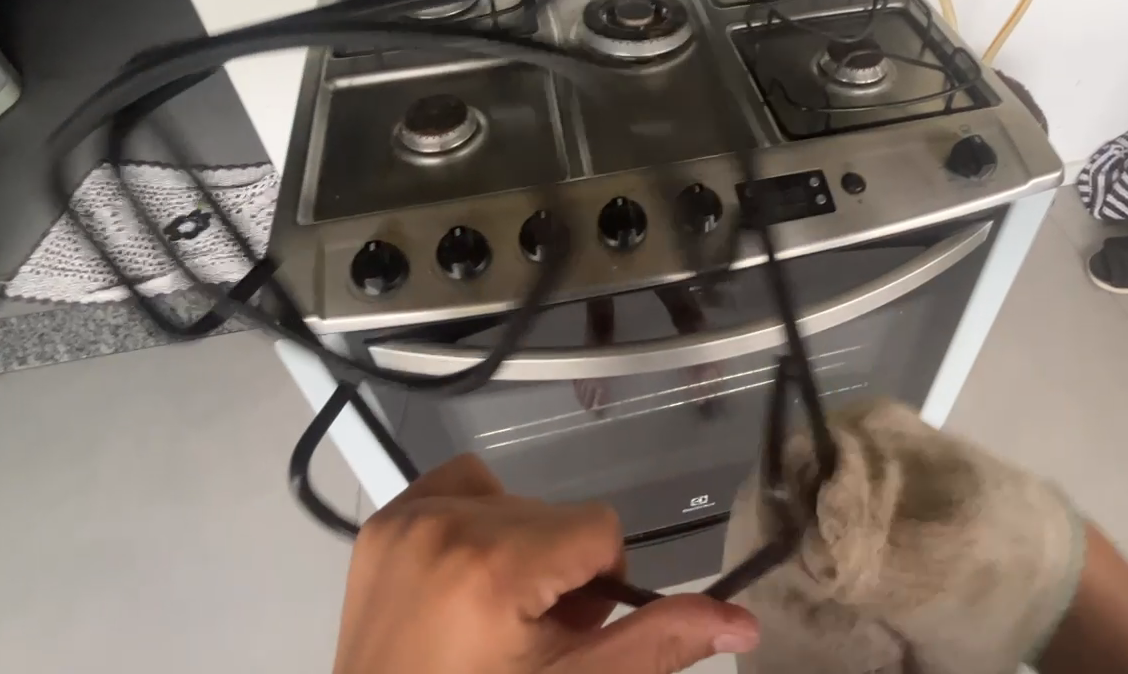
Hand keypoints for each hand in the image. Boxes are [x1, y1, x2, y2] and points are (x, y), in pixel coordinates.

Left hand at [332, 455, 759, 673]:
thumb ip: (659, 644)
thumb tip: (743, 617)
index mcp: (496, 566)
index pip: (600, 528)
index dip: (600, 583)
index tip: (570, 629)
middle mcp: (449, 525)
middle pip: (557, 513)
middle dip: (560, 568)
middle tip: (531, 633)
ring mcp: (409, 520)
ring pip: (516, 497)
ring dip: (521, 542)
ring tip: (497, 608)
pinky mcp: (384, 522)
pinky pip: (461, 483)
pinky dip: (477, 517)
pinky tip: (466, 572)